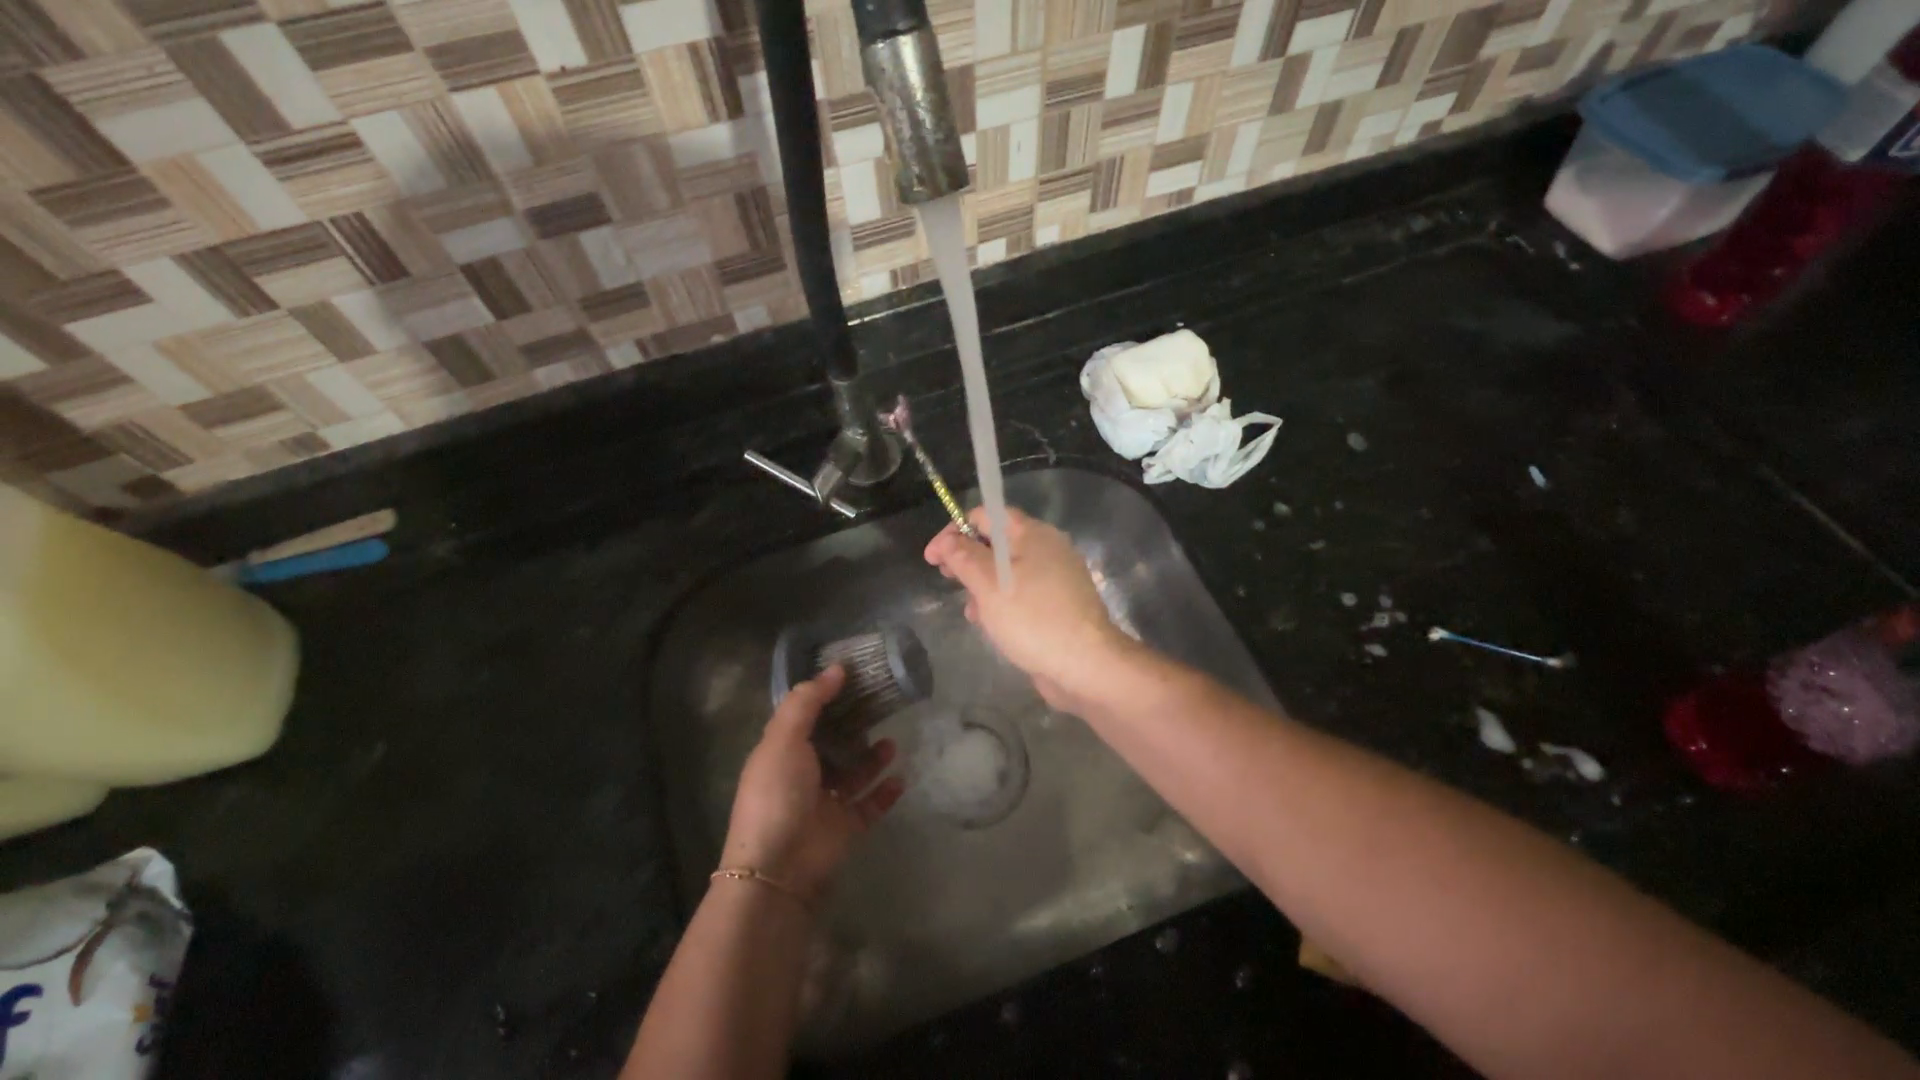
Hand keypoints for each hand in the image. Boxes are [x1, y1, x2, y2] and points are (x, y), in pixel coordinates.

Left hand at [720, 666, 904, 903]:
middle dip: (854, 725)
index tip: (853, 674)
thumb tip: (835, 669)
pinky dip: (885, 792)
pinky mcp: (846, 828)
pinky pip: (870, 805)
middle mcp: (801, 775)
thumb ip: (807, 702)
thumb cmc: (776, 795)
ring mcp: (825, 803)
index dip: (825, 696)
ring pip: (853, 774)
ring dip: (872, 758)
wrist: (780, 867)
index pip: (803, 717)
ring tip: (890, 742)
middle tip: (881, 705)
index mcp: (780, 752)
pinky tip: (900, 777)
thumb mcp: (783, 739)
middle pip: (832, 743)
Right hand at [923, 507, 1140, 711]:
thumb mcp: (989, 584)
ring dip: (983, 587)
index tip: (933, 557)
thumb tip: (947, 540)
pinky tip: (992, 625)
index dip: (955, 530)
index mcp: (1033, 533)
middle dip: (968, 560)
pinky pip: (1022, 595)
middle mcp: (1048, 549)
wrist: (1086, 664)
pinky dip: (1002, 604)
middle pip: (998, 543)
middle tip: (948, 580)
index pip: (987, 515)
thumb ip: (964, 557)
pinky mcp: (1059, 605)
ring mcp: (1056, 578)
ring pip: (1008, 572)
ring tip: (972, 612)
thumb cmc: (1033, 618)